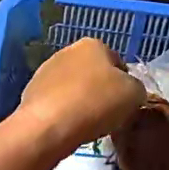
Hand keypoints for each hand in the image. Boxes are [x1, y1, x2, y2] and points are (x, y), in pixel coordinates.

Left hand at [17, 38, 148, 149]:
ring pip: (75, 87)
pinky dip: (66, 110)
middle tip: (110, 114)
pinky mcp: (33, 89)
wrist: (49, 123)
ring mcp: (46, 69)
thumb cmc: (97, 101)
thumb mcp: (134, 93)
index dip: (126, 84)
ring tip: (90, 122)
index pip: (118, 63)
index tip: (127, 103)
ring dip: (83, 101)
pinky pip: (58, 100)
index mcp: (92, 44)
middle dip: (102, 91)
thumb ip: (136, 87)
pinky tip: (71, 125)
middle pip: (94, 74)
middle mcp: (66, 51)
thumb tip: (128, 90)